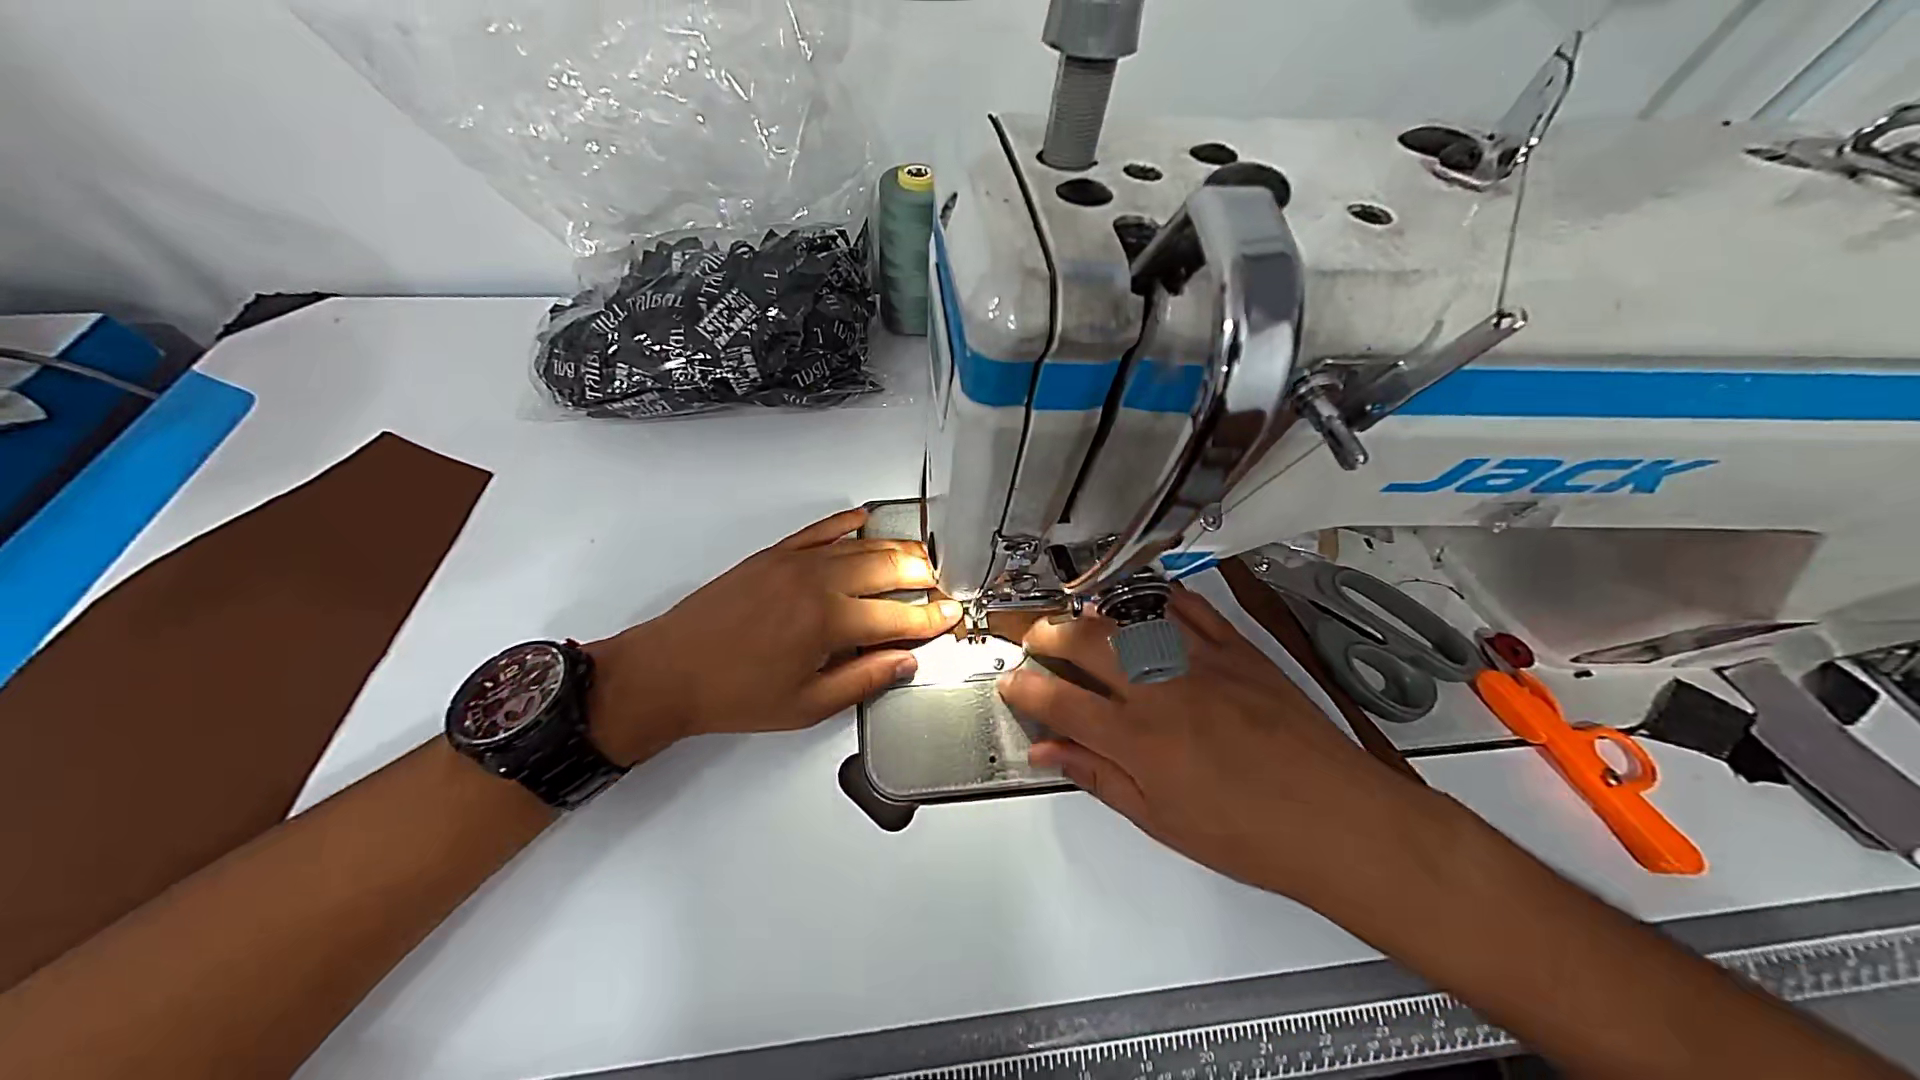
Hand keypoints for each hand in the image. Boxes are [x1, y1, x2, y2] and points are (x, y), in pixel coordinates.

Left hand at [584, 508, 961, 766]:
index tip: (948, 616)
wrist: (668, 671)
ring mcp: (794, 562)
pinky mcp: (774, 554)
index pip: (901, 615)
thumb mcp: (807, 705)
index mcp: (828, 622)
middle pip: (891, 566)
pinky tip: (863, 521)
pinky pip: (821, 529)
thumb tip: (903, 662)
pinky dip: (848, 523)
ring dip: (897, 548)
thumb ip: (864, 679)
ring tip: (917, 559)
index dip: (932, 617)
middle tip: (939, 587)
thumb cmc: (729, 692)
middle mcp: (815, 582)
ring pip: (863, 543)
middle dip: (925, 575)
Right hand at [999, 588, 1445, 906]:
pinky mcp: (1238, 653)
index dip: (1025, 690)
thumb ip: (1098, 776)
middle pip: (1085, 645)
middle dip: (1048, 636)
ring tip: (1079, 621)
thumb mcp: (1160, 818)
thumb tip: (1052, 755)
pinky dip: (1162, 600)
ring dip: (1095, 615)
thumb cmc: (1254, 833)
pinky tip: (1146, 605)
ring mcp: (1202, 665)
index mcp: (1138, 741)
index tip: (1012, 685)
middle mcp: (1163, 693)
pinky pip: (1192, 610)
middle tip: (1036, 640)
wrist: (1337, 820)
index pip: (1059, 703)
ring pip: (1131, 621)